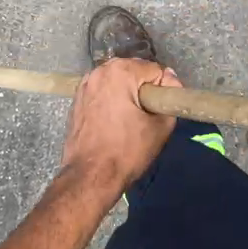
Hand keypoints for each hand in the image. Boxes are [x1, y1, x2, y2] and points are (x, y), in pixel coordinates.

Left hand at [60, 58, 178, 193]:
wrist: (88, 178)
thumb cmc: (126, 151)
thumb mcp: (161, 127)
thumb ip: (170, 98)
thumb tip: (171, 81)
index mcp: (121, 71)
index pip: (156, 71)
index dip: (164, 91)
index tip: (163, 111)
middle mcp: (100, 70)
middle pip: (135, 71)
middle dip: (145, 89)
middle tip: (149, 115)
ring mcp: (86, 84)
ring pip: (117, 81)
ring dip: (127, 93)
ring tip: (132, 119)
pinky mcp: (77, 99)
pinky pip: (103, 91)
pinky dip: (111, 100)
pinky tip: (114, 121)